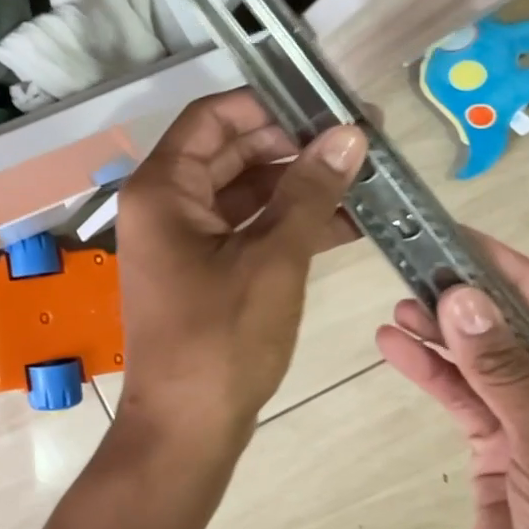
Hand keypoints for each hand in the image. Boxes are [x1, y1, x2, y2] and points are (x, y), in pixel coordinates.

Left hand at [115, 89, 367, 450]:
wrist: (187, 425)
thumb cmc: (222, 338)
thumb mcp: (273, 258)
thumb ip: (309, 191)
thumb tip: (348, 134)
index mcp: (161, 187)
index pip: (211, 118)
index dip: (267, 104)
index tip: (327, 104)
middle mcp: (162, 202)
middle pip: (228, 150)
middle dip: (292, 143)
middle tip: (362, 140)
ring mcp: (178, 235)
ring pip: (241, 189)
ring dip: (297, 183)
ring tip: (366, 177)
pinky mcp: (199, 265)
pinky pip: (243, 225)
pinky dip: (286, 220)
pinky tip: (346, 220)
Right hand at [376, 235, 528, 528]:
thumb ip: (508, 375)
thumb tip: (456, 294)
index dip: (523, 278)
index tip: (465, 239)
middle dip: (472, 306)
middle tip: (414, 266)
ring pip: (491, 369)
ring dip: (445, 337)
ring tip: (397, 305)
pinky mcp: (506, 460)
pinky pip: (467, 402)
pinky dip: (432, 374)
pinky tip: (395, 346)